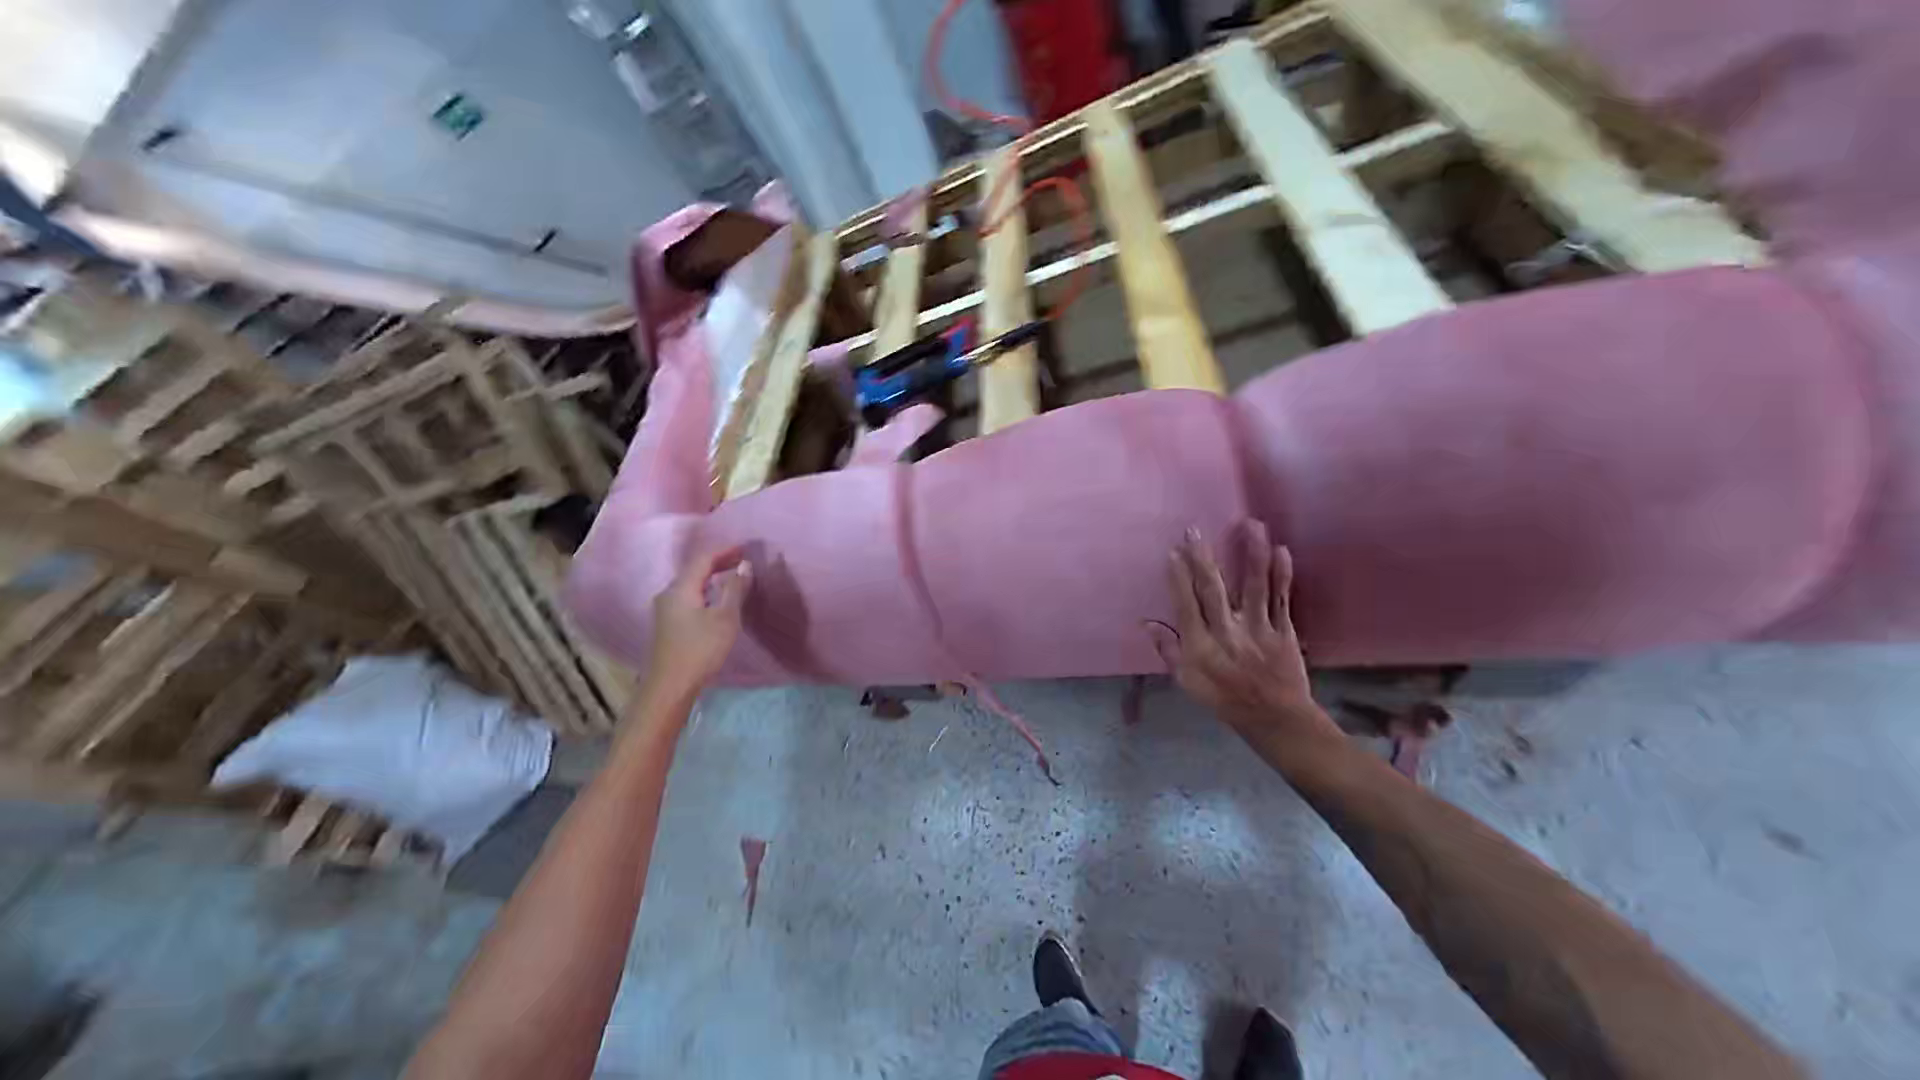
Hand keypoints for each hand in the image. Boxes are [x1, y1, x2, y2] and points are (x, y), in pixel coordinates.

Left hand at [642, 547, 752, 707]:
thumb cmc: (700, 649)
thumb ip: (735, 589)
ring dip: (712, 577)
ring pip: (691, 584)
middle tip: (743, 561)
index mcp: (681, 588)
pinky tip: (717, 600)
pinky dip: (706, 590)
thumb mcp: (725, 618)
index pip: (703, 558)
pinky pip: (688, 596)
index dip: (725, 550)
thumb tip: (744, 565)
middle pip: (694, 569)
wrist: (670, 686)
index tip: (746, 548)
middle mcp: (668, 593)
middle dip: (719, 562)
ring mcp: (665, 609)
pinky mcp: (668, 623)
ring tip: (733, 577)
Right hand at [1146, 521, 1336, 744]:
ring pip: (1253, 587)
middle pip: (1213, 590)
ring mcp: (1258, 629)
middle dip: (1202, 559)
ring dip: (1251, 555)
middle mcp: (1227, 632)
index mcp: (1201, 646)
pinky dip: (1282, 575)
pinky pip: (1282, 599)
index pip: (1186, 605)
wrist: (1276, 718)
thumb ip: (1168, 650)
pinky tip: (1282, 551)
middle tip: (1194, 531)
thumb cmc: (1225, 699)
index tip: (1173, 551)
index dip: (1178, 578)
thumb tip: (1146, 623)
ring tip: (1250, 526)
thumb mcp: (1187, 682)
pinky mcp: (1283, 630)